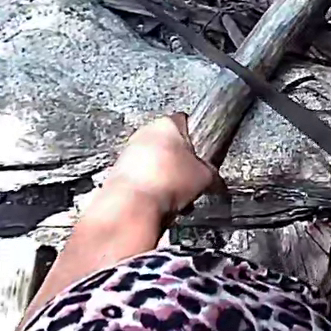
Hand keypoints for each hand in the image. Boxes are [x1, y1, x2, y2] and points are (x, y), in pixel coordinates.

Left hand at [99, 113, 218, 216]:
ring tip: (176, 197)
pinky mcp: (118, 172)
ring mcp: (128, 152)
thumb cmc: (167, 182)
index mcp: (166, 123)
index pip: (186, 123)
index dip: (197, 141)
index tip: (202, 157)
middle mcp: (144, 132)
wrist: (133, 207)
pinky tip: (159, 204)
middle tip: (191, 180)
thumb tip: (213, 179)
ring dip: (166, 178)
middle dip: (180, 163)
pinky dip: (150, 189)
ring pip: (155, 163)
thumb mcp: (205, 177)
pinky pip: (141, 178)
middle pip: (169, 144)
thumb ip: (211, 172)